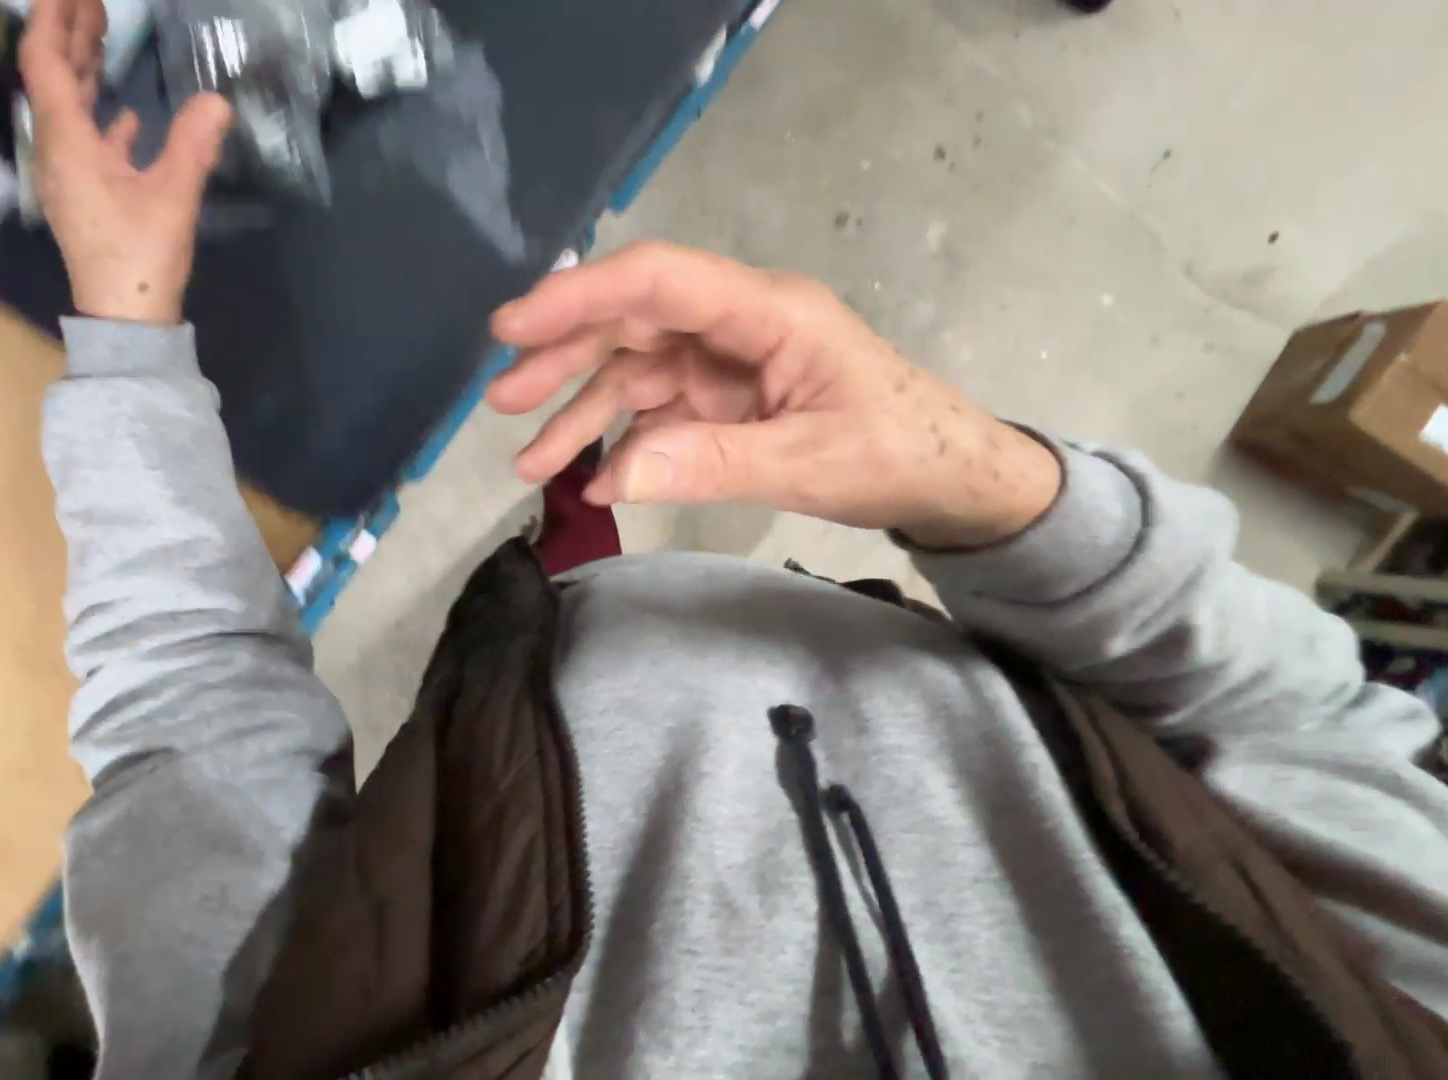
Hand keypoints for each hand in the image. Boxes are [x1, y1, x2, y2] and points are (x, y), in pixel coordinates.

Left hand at [19, 0, 232, 323]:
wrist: (126, 318)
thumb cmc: (141, 257)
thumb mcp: (173, 198)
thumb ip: (192, 146)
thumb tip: (218, 102)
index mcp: (67, 143)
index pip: (46, 62)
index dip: (54, 19)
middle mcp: (58, 153)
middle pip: (53, 80)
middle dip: (69, 35)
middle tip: (93, 2)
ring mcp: (70, 178)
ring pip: (68, 112)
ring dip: (83, 74)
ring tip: (103, 42)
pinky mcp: (86, 200)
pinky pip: (86, 144)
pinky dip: (101, 121)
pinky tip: (126, 119)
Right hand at [486, 242, 1061, 547]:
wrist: (946, 479)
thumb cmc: (897, 453)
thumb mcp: (810, 463)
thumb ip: (714, 465)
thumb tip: (613, 477)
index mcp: (765, 312)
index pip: (657, 282)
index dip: (579, 296)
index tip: (513, 327)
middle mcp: (735, 325)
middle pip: (631, 324)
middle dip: (562, 360)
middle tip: (500, 400)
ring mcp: (724, 364)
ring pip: (633, 373)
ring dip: (578, 413)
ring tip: (527, 462)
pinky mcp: (721, 400)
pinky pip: (655, 415)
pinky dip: (620, 447)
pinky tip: (593, 481)